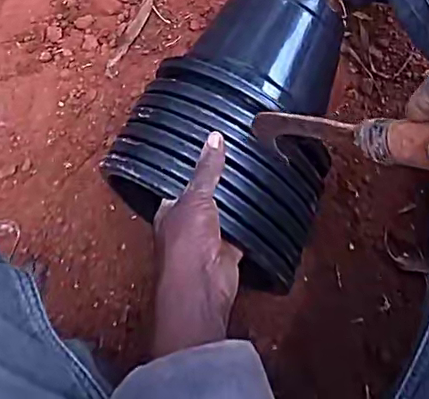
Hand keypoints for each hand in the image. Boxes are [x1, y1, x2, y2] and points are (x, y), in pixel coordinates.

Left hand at [151, 132, 241, 357]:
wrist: (201, 289)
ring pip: (223, 214)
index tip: (210, 149)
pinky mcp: (227, 252)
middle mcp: (187, 224)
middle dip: (218, 185)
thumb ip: (207, 169)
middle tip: (236, 159)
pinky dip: (248, 224)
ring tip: (249, 176)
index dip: (195, 167)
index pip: (182, 182)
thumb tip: (214, 137)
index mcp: (170, 210)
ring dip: (233, 204)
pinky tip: (258, 207)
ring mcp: (207, 240)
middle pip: (205, 197)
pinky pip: (240, 232)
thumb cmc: (184, 246)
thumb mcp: (195, 197)